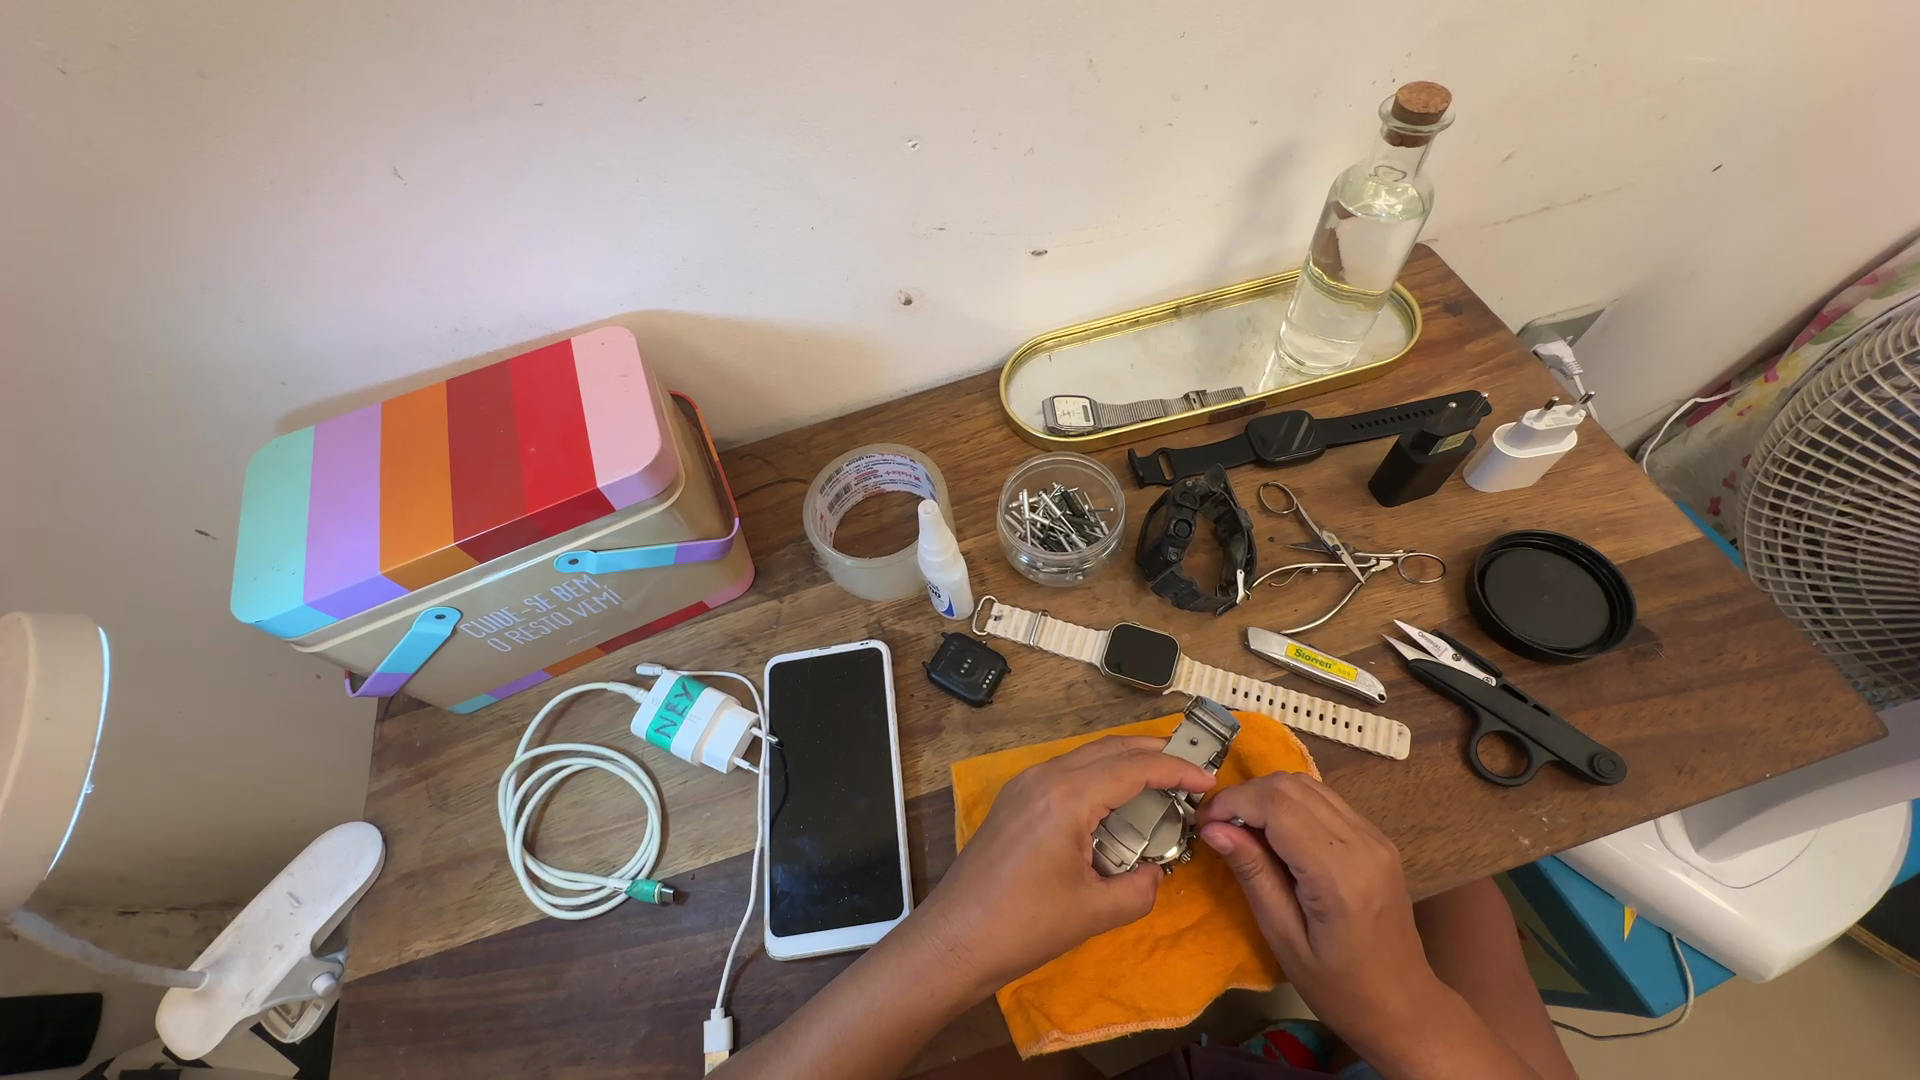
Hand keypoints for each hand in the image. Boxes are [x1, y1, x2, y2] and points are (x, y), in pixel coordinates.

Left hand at [908, 735, 1216, 996]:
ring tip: (1160, 784)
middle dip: (1153, 753)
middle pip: (1109, 748)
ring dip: (1124, 763)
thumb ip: (1139, 889)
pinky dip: (1098, 777)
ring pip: (1086, 757)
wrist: (956, 938)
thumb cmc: (1024, 925)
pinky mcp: (1015, 799)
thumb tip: (1154, 873)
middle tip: (1190, 769)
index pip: (1132, 767)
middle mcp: (1044, 777)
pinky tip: (1114, 804)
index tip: (1208, 780)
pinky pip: (1066, 773)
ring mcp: (1024, 785)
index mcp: (1066, 796)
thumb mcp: (1094, 912)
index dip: (1175, 769)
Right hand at [1195, 773, 1443, 1047]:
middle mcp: (1363, 844)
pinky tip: (1273, 831)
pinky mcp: (1376, 838)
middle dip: (1244, 796)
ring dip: (1265, 796)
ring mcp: (1375, 837)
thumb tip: (1212, 828)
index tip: (1203, 822)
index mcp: (1339, 875)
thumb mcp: (1283, 938)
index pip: (1277, 806)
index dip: (1232, 802)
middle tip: (1217, 825)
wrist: (1406, 1008)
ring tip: (1241, 826)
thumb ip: (1252, 874)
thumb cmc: (1339, 988)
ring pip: (1305, 784)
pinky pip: (1322, 799)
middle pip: (1289, 786)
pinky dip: (1288, 803)